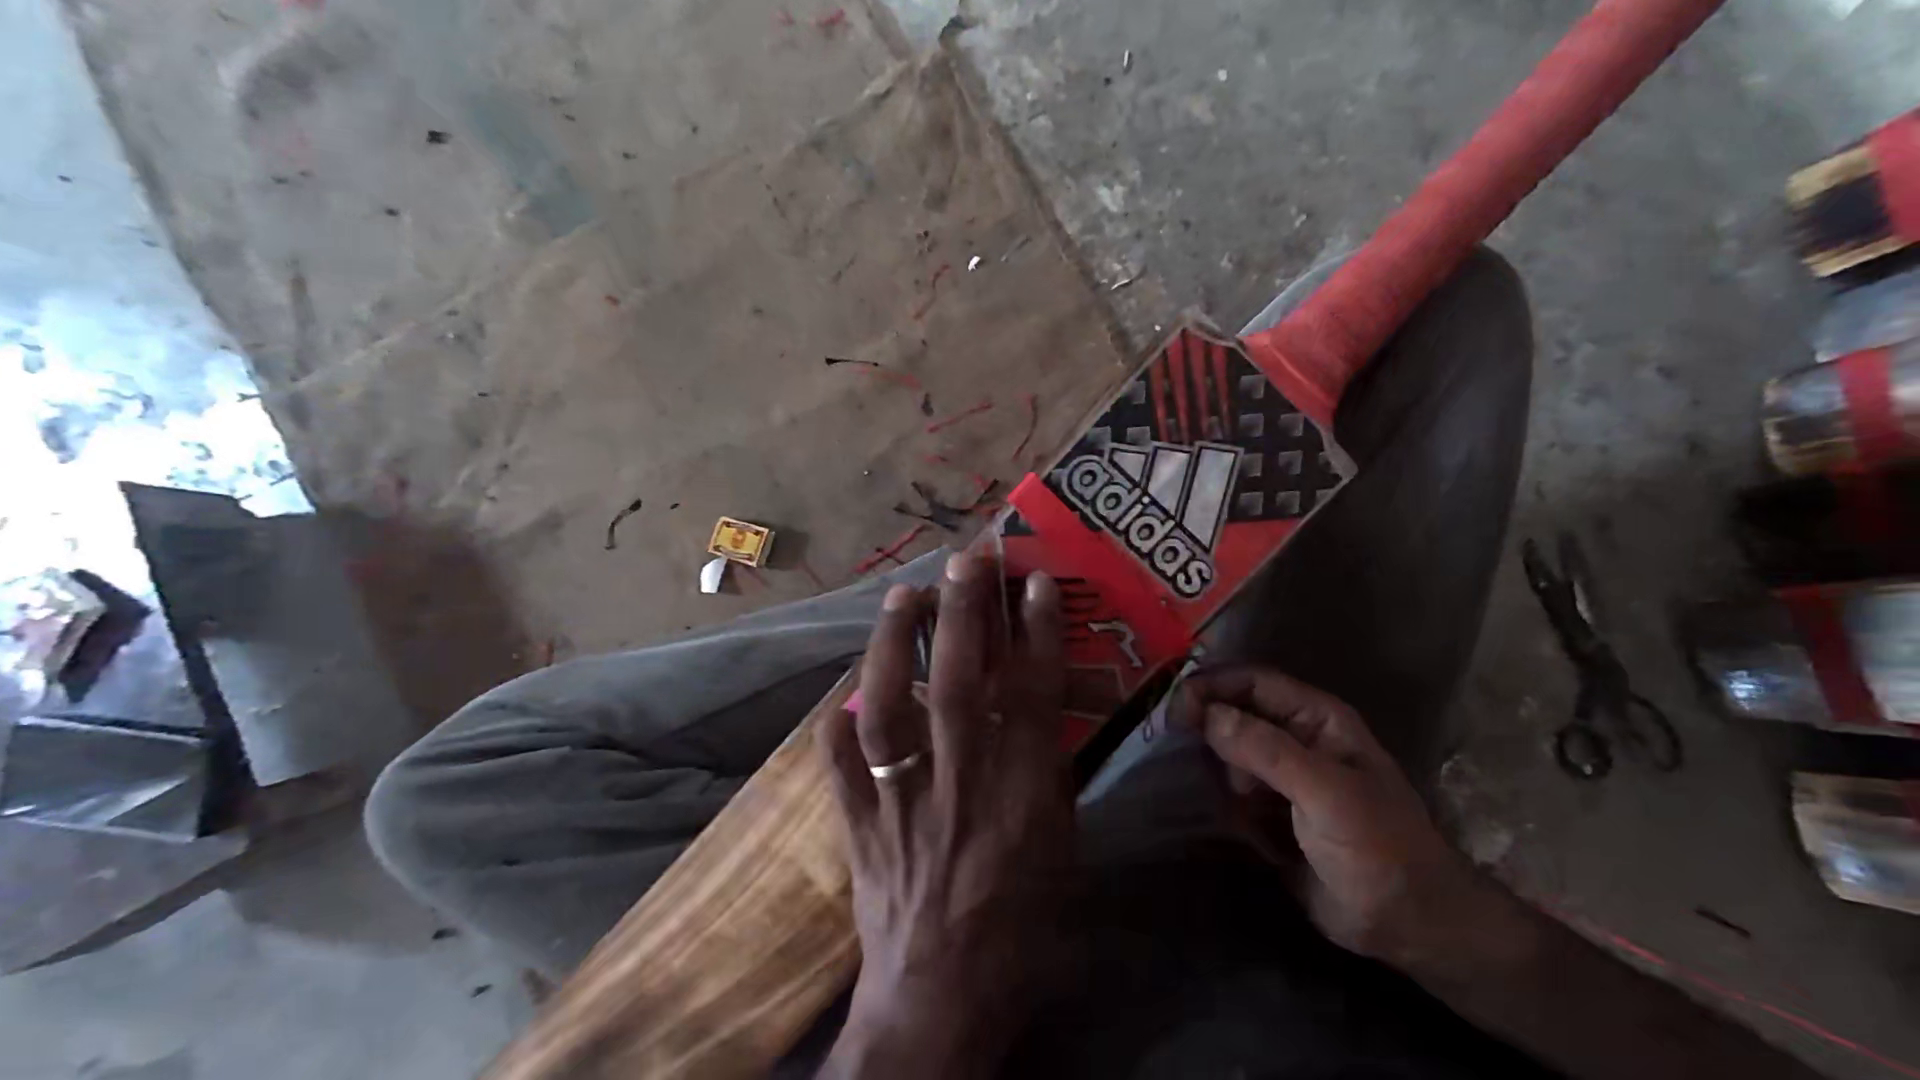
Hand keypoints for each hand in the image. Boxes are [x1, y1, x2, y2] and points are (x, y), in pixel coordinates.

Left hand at [817, 555, 1074, 1077]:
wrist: (938, 1002)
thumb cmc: (1018, 932)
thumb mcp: (1061, 853)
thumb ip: (1049, 777)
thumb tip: (1038, 709)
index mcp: (1022, 800)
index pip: (1033, 697)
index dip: (1034, 633)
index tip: (1032, 583)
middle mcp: (960, 787)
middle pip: (960, 685)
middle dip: (963, 614)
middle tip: (965, 559)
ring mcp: (900, 803)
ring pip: (891, 708)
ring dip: (895, 644)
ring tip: (903, 594)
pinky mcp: (857, 823)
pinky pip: (838, 760)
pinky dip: (843, 717)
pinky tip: (852, 688)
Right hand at [1181, 666, 1483, 965]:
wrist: (1410, 925)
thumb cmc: (1379, 848)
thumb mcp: (1327, 792)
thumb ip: (1268, 751)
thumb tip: (1207, 715)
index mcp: (1316, 718)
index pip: (1253, 682)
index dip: (1212, 686)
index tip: (1174, 708)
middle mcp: (1294, 738)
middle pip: (1234, 710)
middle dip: (1200, 718)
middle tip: (1162, 737)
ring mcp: (1278, 776)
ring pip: (1225, 747)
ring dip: (1200, 754)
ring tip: (1170, 766)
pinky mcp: (1265, 812)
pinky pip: (1225, 786)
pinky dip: (1205, 786)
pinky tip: (1185, 793)